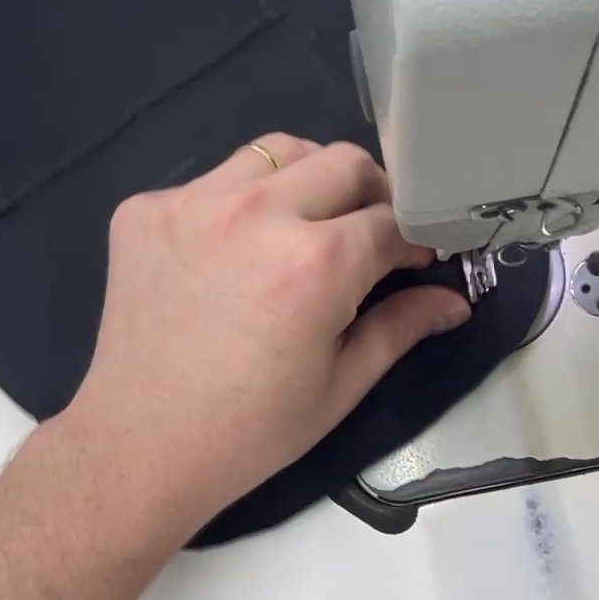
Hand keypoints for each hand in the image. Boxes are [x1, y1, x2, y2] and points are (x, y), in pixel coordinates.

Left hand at [58, 133, 471, 541]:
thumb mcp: (340, 386)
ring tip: (306, 230)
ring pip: (278, 153)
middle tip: (368, 241)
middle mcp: (256, 213)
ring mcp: (192, 202)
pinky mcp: (145, 208)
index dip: (416, 239)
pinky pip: (214, 181)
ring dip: (310, 182)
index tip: (415, 261)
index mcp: (317, 264)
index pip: (392, 220)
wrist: (142, 446)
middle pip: (343, 163)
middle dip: (373, 197)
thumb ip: (401, 328)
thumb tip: (456, 302)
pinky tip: (235, 254)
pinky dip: (241, 203)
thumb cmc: (251, 432)